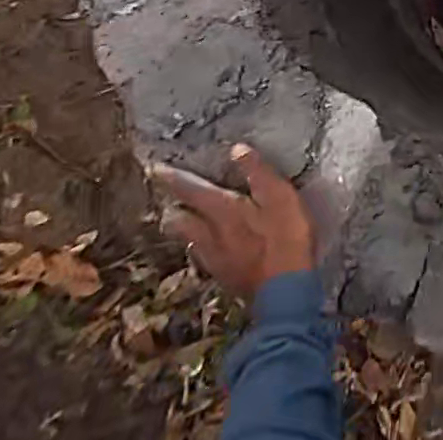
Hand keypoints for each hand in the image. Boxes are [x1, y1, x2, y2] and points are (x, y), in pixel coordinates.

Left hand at [150, 143, 313, 300]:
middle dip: (174, 209)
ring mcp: (214, 259)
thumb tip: (236, 149)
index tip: (156, 169)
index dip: (174, 179)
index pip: (192, 191)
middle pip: (179, 221)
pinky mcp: (223, 277)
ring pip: (188, 240)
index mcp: (224, 211)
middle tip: (173, 201)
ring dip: (185, 228)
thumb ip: (258, 173)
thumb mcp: (281, 197)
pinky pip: (202, 256)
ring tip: (189, 221)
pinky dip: (201, 246)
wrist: (285, 293)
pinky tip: (211, 247)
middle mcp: (210, 235)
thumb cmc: (287, 237)